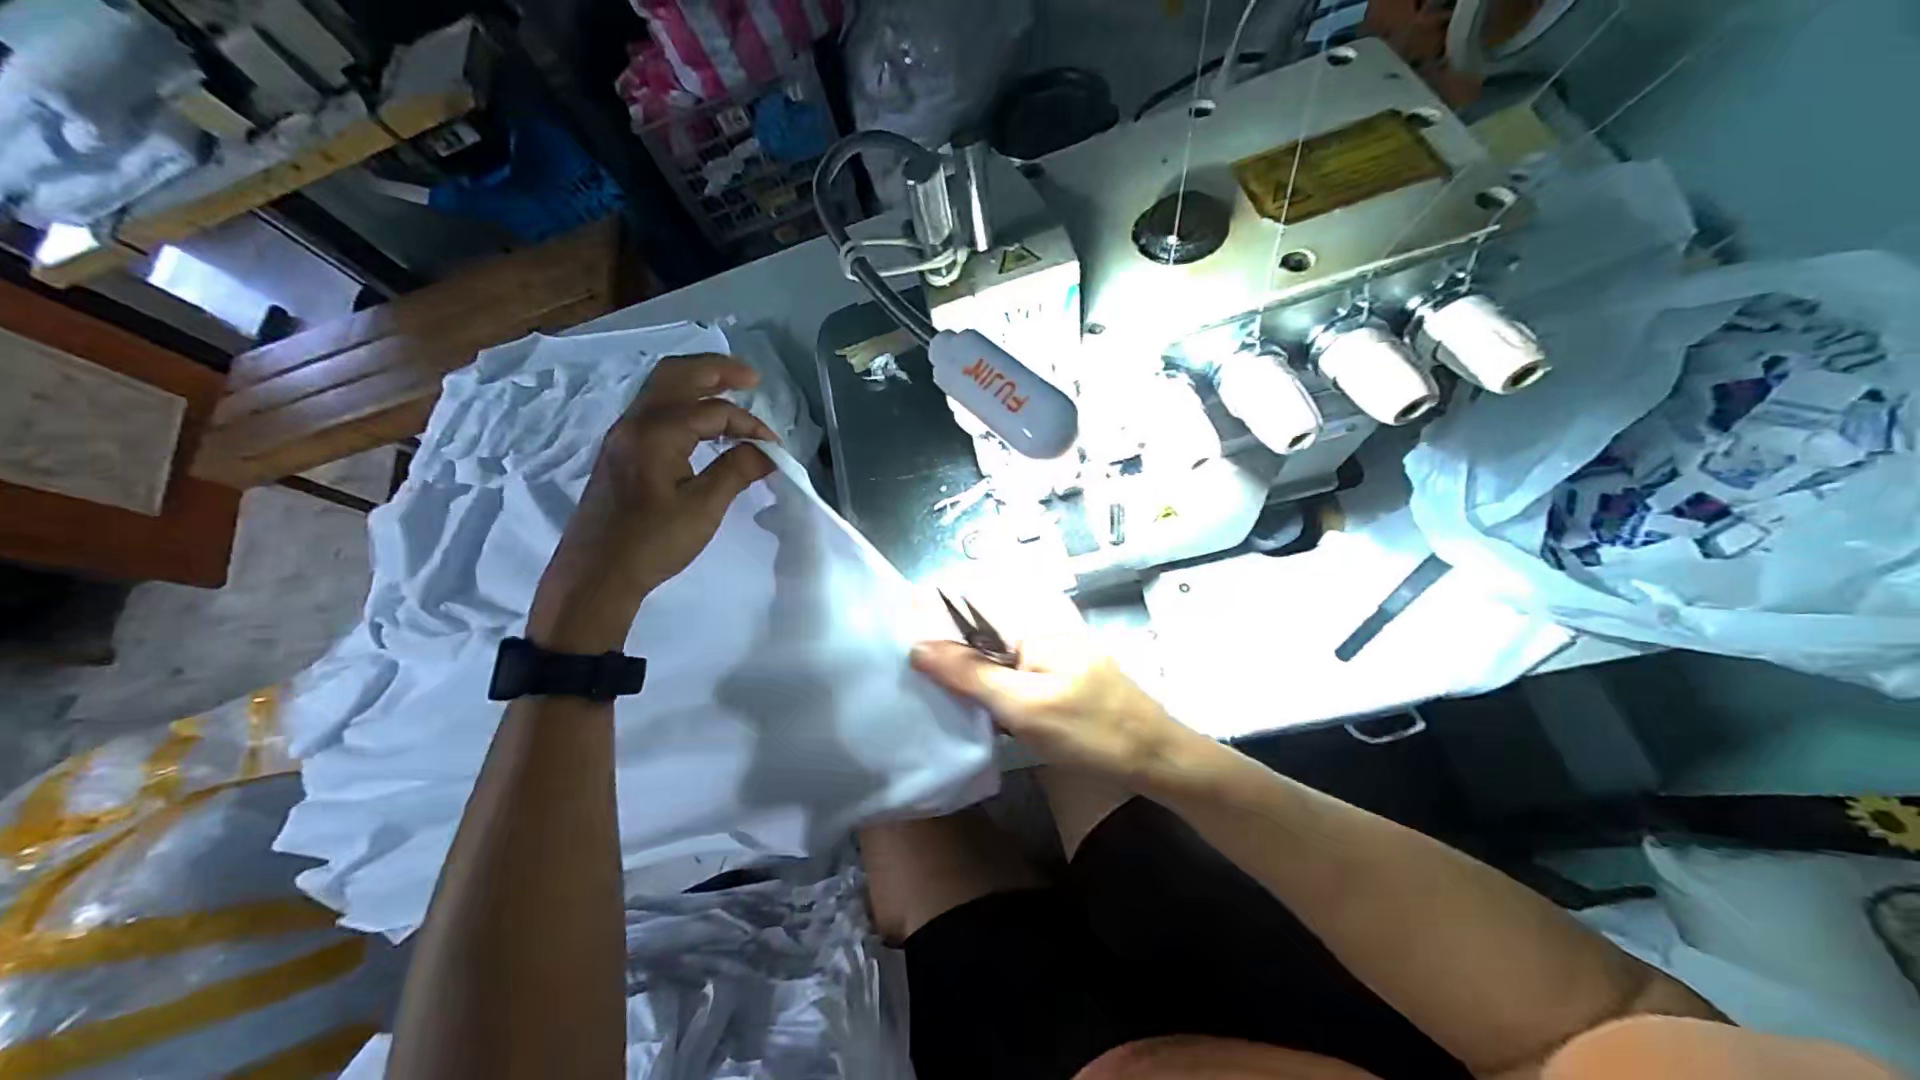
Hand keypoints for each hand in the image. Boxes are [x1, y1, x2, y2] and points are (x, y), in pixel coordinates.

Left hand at [529, 354, 777, 651]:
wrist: (597, 574)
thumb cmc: (652, 541)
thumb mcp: (703, 507)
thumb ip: (737, 471)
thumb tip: (766, 452)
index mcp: (656, 432)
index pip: (713, 411)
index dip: (749, 424)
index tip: (774, 448)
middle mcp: (635, 423)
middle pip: (677, 375)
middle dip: (717, 370)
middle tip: (752, 378)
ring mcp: (623, 435)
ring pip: (661, 389)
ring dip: (697, 383)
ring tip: (731, 391)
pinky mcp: (620, 452)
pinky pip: (654, 409)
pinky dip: (683, 403)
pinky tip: (702, 424)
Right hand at [910, 635, 1204, 787]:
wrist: (1154, 758)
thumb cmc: (1090, 730)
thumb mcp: (1022, 705)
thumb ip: (969, 673)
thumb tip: (916, 646)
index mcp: (1032, 623)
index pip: (969, 598)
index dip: (932, 609)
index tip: (897, 633)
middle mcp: (1038, 627)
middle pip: (977, 623)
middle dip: (943, 641)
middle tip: (906, 668)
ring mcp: (1048, 651)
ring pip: (991, 648)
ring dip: (962, 665)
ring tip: (925, 683)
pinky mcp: (1054, 675)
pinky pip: (1008, 669)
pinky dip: (985, 682)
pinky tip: (967, 702)